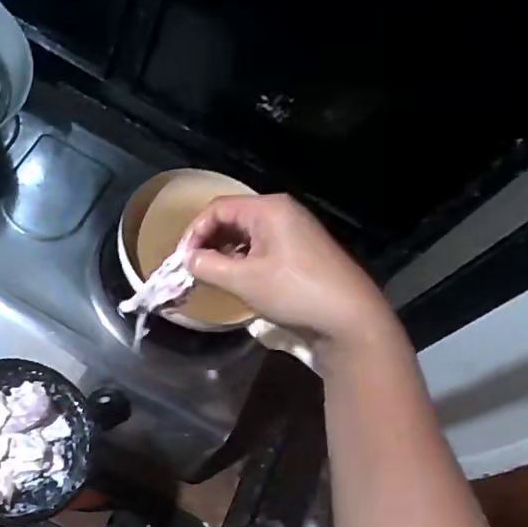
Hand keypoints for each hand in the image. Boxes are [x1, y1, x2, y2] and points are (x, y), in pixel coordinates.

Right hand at [183, 194, 395, 347]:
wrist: (347, 317)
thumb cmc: (293, 292)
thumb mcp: (243, 280)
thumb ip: (208, 266)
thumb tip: (187, 260)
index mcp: (269, 210)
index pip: (217, 209)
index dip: (193, 232)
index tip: (181, 261)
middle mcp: (281, 213)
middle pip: (230, 218)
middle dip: (205, 242)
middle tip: (190, 269)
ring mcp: (291, 232)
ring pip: (243, 235)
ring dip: (220, 253)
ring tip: (207, 277)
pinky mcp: (296, 252)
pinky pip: (258, 248)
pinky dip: (238, 261)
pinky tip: (232, 280)